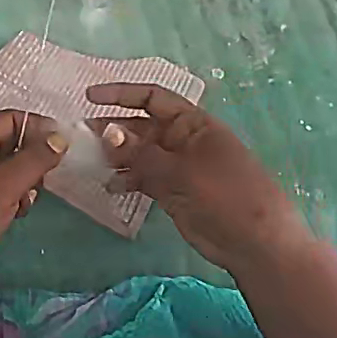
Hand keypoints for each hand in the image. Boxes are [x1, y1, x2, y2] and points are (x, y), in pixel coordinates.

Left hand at [0, 110, 68, 279]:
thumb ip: (35, 158)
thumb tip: (60, 138)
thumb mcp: (5, 185)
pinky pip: (4, 188)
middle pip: (12, 142)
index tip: (63, 144)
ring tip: (25, 200)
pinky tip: (17, 212)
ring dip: (26, 181)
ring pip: (11, 168)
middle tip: (42, 179)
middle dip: (32, 159)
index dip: (37, 126)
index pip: (9, 119)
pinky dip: (16, 197)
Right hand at [88, 83, 311, 272]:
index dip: (121, 93)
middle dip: (112, 129)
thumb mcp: (181, 171)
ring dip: (115, 156)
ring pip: (137, 153)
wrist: (256, 243)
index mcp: (192, 124)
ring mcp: (176, 167)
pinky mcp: (172, 190)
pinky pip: (142, 177)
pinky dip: (126, 180)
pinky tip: (111, 187)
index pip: (152, 98)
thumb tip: (106, 132)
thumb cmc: (226, 196)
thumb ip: (141, 153)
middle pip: (140, 126)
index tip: (90, 97)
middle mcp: (182, 140)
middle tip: (80, 137)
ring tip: (92, 164)